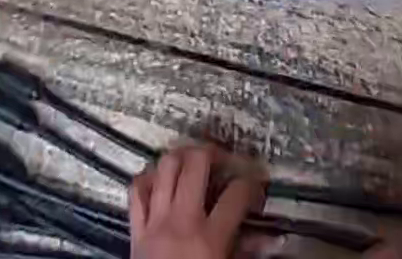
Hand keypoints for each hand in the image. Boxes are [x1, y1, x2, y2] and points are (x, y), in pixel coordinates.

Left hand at [130, 145, 264, 258]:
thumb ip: (245, 253)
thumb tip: (266, 235)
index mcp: (208, 240)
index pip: (236, 194)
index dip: (251, 182)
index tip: (257, 182)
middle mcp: (181, 222)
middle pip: (197, 162)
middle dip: (215, 152)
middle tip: (225, 160)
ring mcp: (155, 223)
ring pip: (166, 166)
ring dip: (183, 156)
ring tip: (196, 161)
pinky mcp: (135, 231)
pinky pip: (137, 191)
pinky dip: (149, 178)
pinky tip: (162, 181)